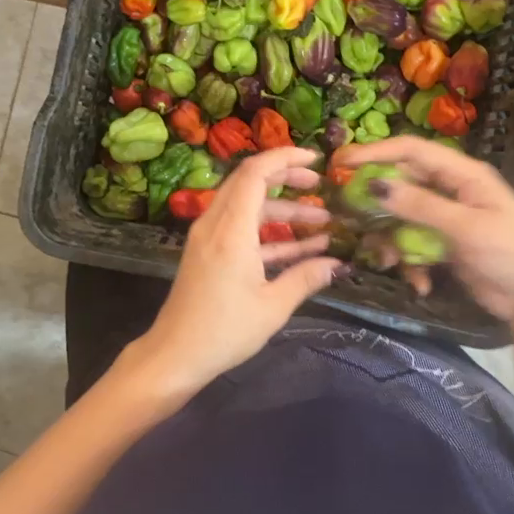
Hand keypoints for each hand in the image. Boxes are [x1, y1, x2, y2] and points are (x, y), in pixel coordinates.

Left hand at [125, 147, 339, 395]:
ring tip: (322, 222)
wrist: (175, 355)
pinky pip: (241, 229)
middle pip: (249, 183)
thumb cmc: (224, 331)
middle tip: (318, 185)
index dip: (284, 158)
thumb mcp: (273, 306)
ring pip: (247, 207)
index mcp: (231, 230)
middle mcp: (216, 224)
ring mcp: (208, 238)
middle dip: (286, 179)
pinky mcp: (208, 253)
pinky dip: (270, 234)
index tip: (315, 160)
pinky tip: (304, 249)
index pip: (255, 174)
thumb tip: (338, 264)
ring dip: (282, 211)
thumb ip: (305, 278)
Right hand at [333, 136, 513, 321]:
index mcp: (463, 175)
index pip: (412, 151)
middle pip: (403, 185)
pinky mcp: (446, 247)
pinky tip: (420, 282)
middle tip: (353, 217)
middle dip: (379, 204)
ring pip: (403, 219)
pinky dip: (412, 263)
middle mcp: (453, 191)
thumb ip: (419, 205)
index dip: (376, 152)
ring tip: (390, 262)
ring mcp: (448, 220)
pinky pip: (415, 246)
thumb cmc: (512, 254)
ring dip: (393, 241)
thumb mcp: (464, 228)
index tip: (343, 162)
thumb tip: (376, 184)